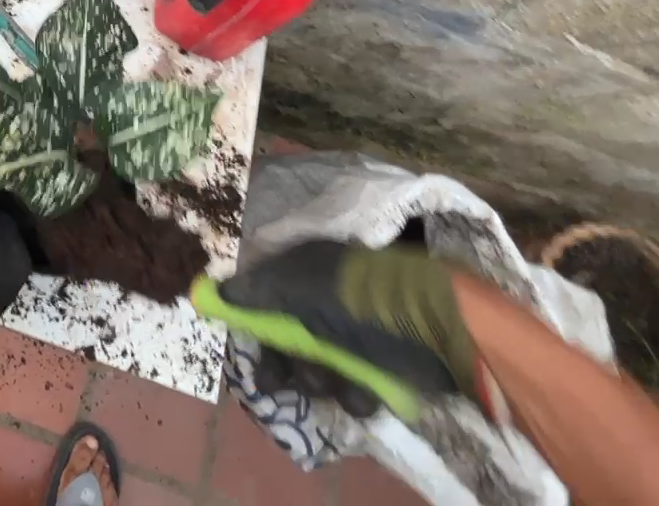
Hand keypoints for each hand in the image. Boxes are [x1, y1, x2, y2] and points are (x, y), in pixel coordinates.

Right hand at [209, 241, 485, 419]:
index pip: (263, 290)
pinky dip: (355, 390)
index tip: (245, 346)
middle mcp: (326, 294)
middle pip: (286, 331)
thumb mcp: (302, 291)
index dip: (250, 318)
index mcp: (306, 266)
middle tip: (278, 384)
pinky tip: (366, 391)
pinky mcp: (381, 361)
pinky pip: (352, 380)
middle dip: (285, 360)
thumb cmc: (363, 304)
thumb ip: (257, 293)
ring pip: (317, 362)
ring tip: (339, 381)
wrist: (445, 332)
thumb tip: (213, 292)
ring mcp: (355, 329)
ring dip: (321, 379)